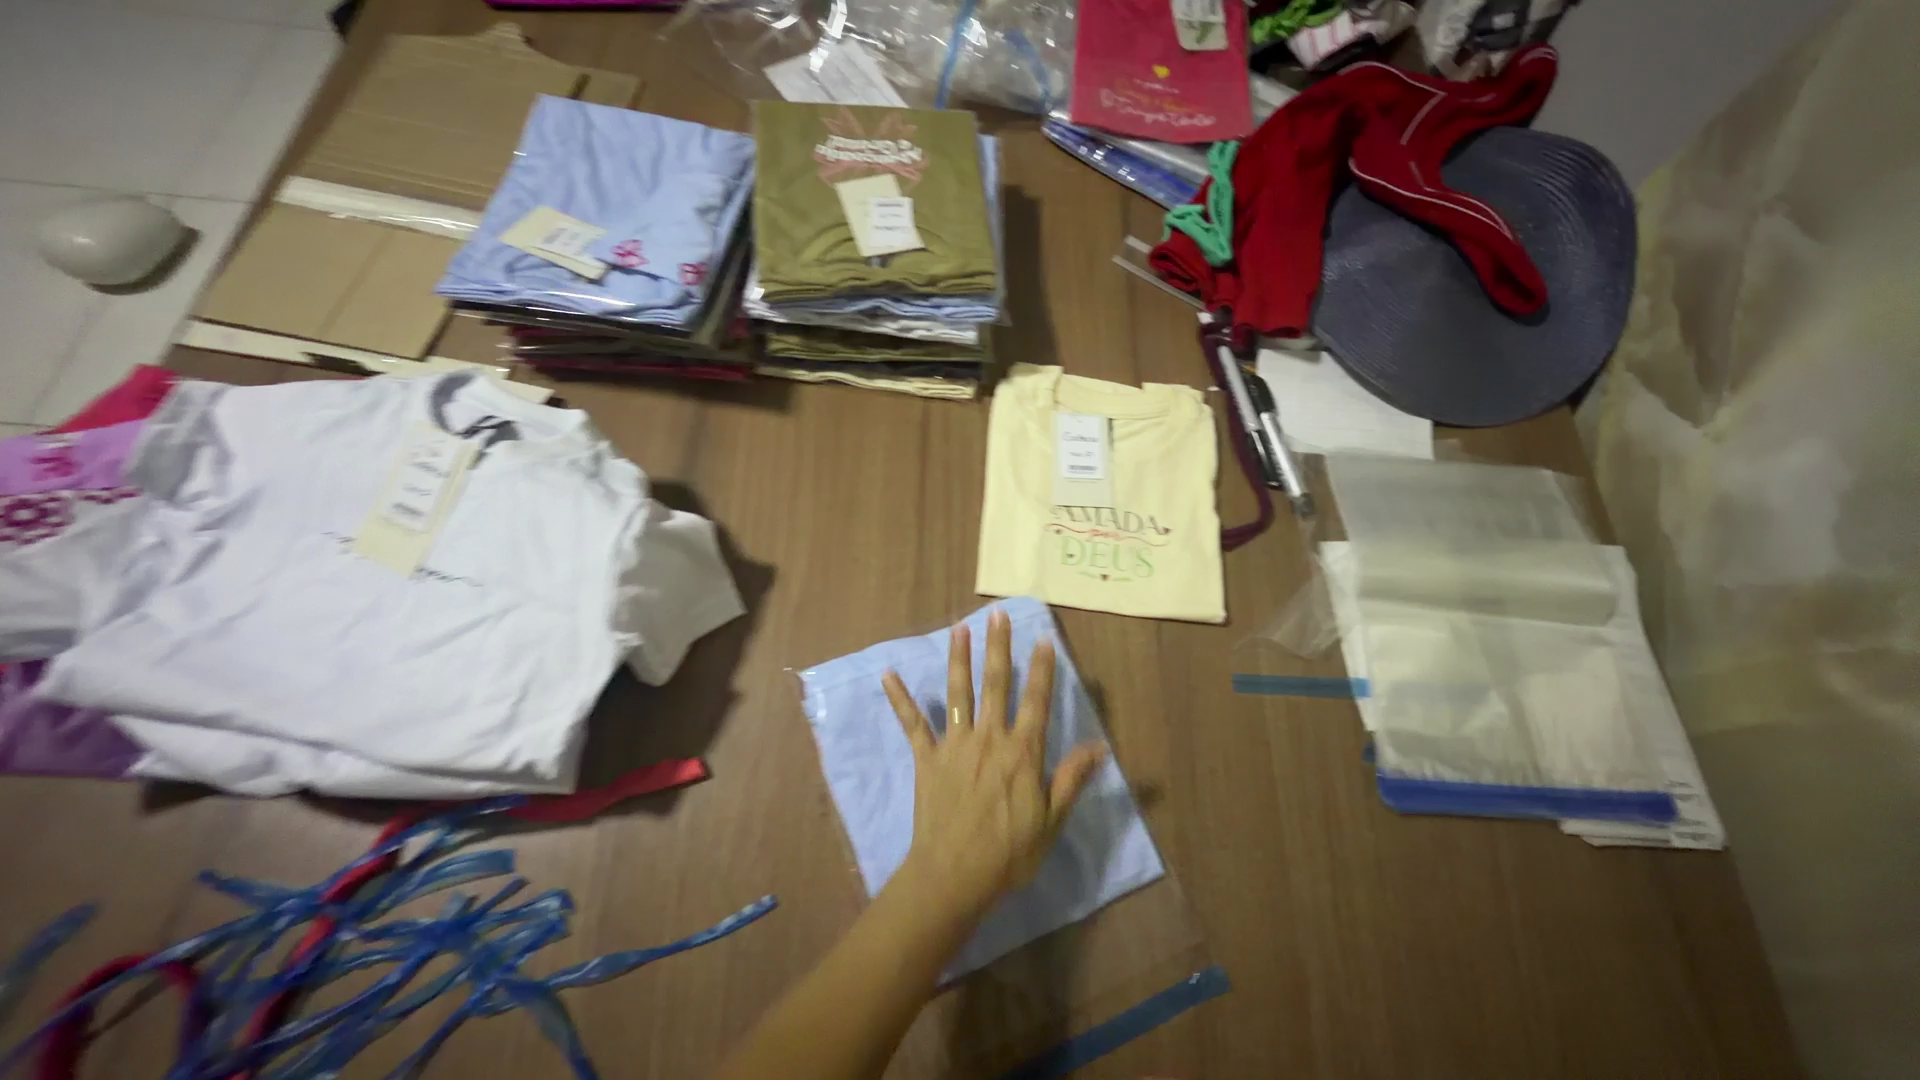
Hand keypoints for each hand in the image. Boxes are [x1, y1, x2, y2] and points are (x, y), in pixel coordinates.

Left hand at [881, 609, 1107, 921]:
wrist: (955, 875)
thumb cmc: (1009, 853)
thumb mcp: (1052, 820)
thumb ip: (1072, 779)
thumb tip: (1099, 746)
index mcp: (1023, 752)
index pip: (1036, 701)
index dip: (1041, 669)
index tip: (1043, 639)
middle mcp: (989, 738)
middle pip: (996, 684)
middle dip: (998, 647)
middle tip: (997, 615)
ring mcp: (955, 745)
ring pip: (958, 692)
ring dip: (958, 658)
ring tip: (957, 627)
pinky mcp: (927, 759)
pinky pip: (913, 724)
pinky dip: (900, 699)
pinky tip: (888, 674)